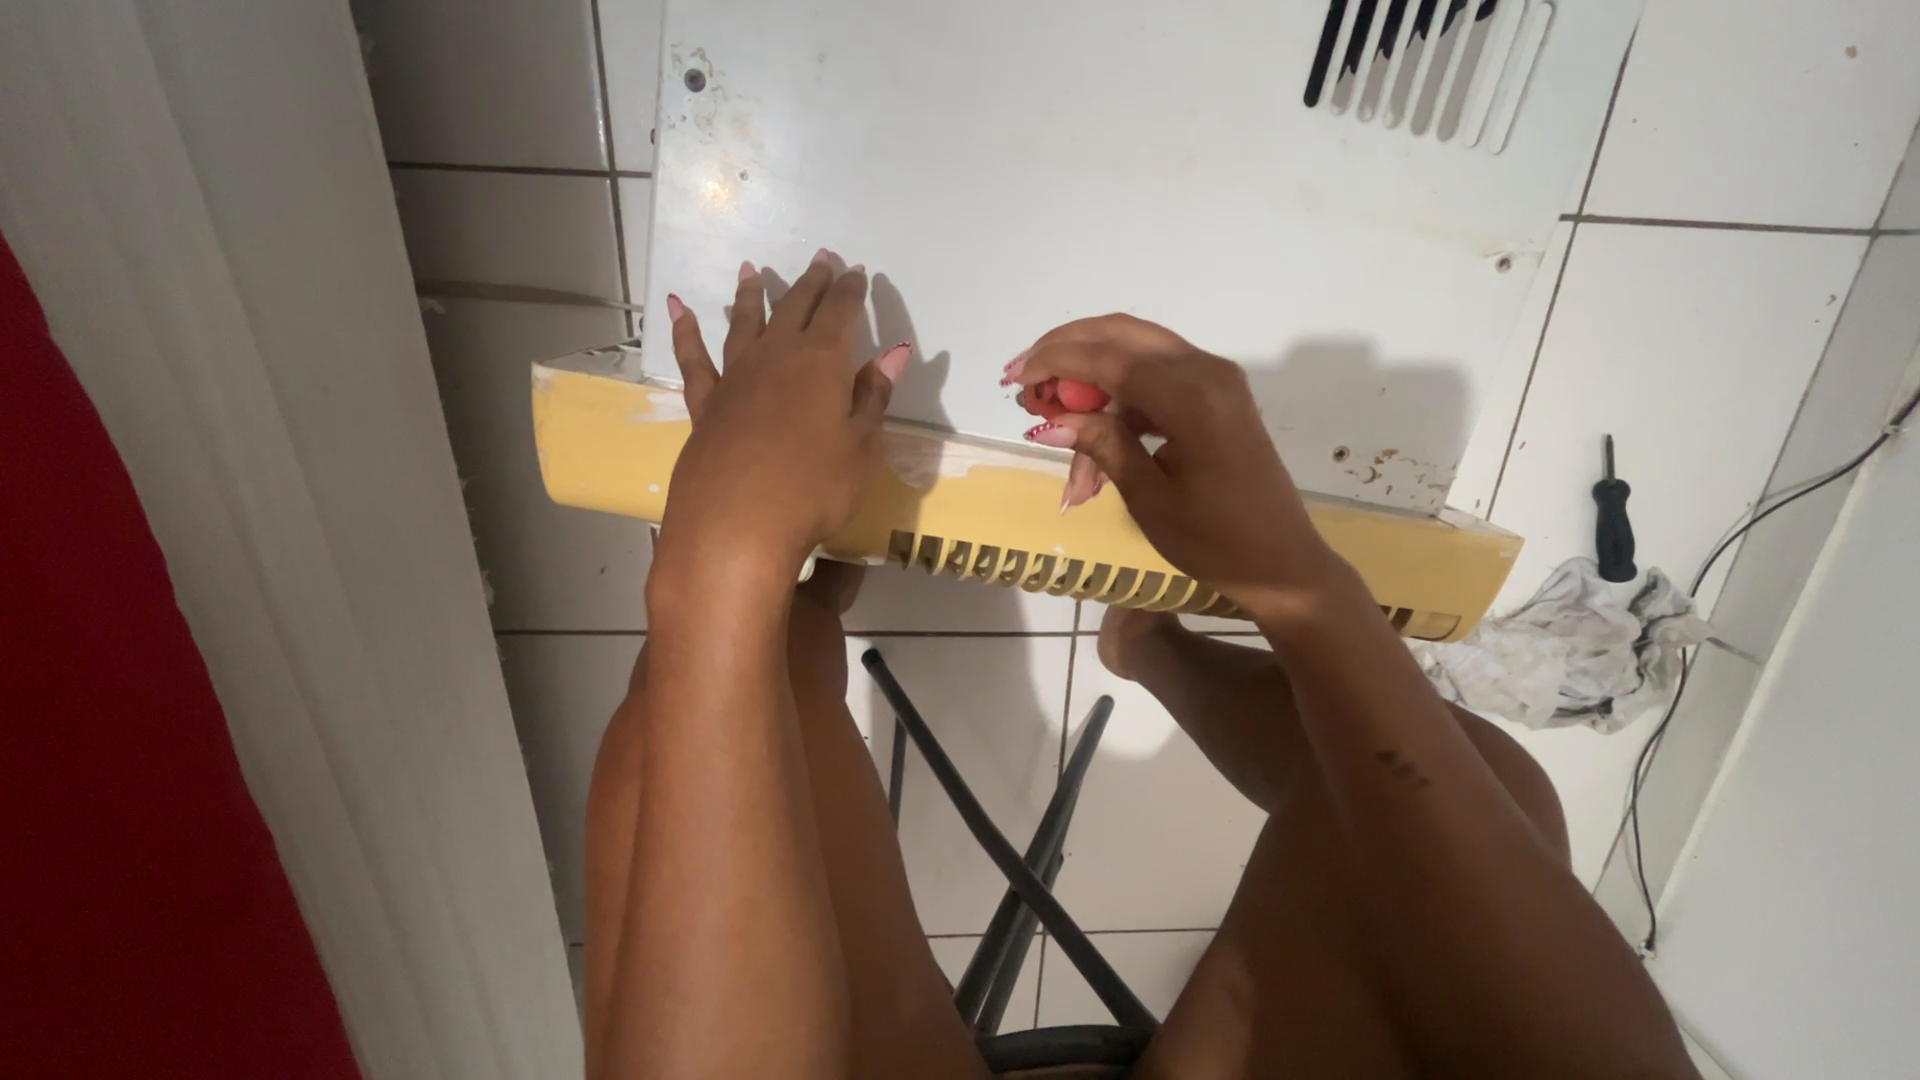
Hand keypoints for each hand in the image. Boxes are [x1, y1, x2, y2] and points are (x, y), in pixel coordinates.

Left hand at [656, 251, 910, 579]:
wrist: (737, 523)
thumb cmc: (815, 488)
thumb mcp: (862, 447)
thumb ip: (873, 397)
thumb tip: (891, 353)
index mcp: (822, 362)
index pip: (840, 313)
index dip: (850, 291)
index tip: (855, 272)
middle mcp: (776, 357)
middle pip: (794, 309)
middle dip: (811, 283)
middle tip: (820, 259)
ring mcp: (735, 378)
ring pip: (744, 323)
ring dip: (752, 295)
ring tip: (752, 271)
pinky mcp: (705, 405)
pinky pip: (695, 359)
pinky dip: (687, 332)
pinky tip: (680, 310)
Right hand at [1008, 315, 1351, 613]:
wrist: (1281, 562)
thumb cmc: (1214, 541)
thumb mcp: (1148, 498)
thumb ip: (1102, 445)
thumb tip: (1051, 418)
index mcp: (1192, 397)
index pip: (1109, 357)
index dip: (1055, 362)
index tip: (1014, 380)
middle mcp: (1206, 371)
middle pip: (1121, 335)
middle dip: (1066, 352)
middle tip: (1024, 381)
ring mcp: (1214, 380)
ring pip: (1135, 355)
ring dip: (1089, 382)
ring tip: (1052, 423)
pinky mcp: (1214, 395)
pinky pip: (1154, 379)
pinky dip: (1117, 400)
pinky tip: (1091, 437)